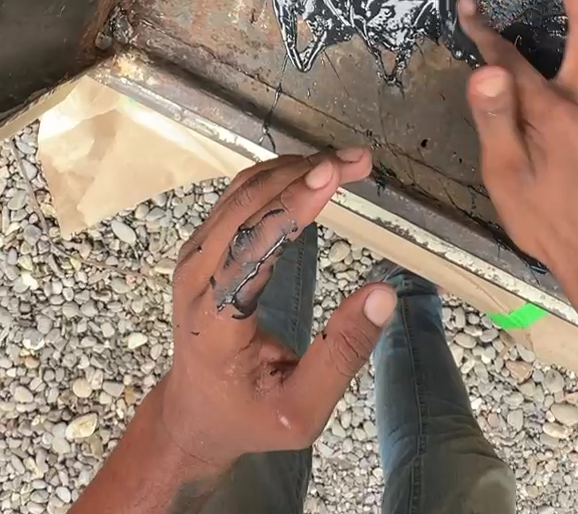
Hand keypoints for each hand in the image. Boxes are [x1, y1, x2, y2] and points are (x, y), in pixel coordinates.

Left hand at [152, 149, 396, 472]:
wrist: (194, 412)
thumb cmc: (249, 415)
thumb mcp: (302, 411)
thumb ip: (342, 355)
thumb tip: (383, 294)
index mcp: (214, 318)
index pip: (251, 245)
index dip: (292, 204)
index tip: (332, 174)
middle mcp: (196, 274)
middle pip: (247, 204)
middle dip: (305, 173)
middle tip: (358, 161)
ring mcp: (195, 253)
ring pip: (243, 190)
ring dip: (295, 168)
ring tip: (346, 164)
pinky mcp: (204, 243)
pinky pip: (240, 195)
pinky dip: (280, 176)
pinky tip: (314, 173)